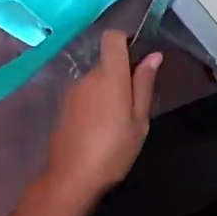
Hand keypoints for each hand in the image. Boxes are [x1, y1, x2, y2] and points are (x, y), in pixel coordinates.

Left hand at [39, 30, 162, 203]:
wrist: (71, 177)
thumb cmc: (113, 150)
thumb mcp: (138, 120)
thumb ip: (144, 85)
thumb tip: (153, 56)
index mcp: (109, 76)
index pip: (112, 38)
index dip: (125, 39)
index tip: (138, 56)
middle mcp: (87, 77)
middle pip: (106, 62)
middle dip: (121, 74)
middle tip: (136, 104)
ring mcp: (72, 91)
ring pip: (95, 80)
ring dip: (108, 92)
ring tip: (118, 122)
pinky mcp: (63, 106)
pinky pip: (85, 95)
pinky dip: (95, 103)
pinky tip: (100, 128)